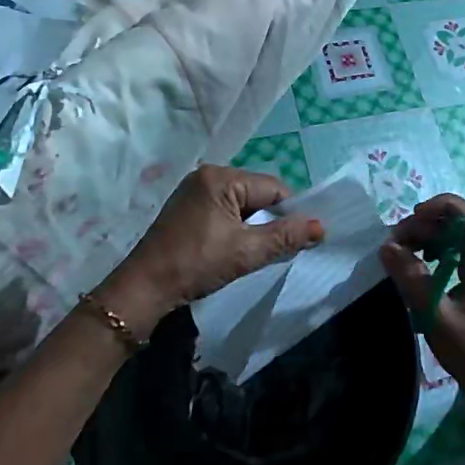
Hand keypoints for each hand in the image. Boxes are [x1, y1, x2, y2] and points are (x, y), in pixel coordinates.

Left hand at [98, 166, 322, 336]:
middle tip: (268, 248)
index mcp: (221, 177)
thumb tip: (322, 227)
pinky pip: (224, 207)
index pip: (272, 188)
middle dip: (268, 219)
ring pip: (242, 202)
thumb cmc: (194, 265)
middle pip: (257, 193)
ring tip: (248, 250)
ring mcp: (194, 189)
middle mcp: (207, 174)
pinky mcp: (186, 205)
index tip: (293, 239)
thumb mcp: (245, 253)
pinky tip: (229, 246)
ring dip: (251, 224)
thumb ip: (285, 237)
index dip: (288, 213)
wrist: (142, 289)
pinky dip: (234, 225)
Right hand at [379, 194, 464, 395]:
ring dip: (434, 241)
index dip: (442, 208)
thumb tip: (388, 247)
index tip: (412, 218)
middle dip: (430, 226)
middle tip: (398, 242)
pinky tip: (424, 271)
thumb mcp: (438, 319)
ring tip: (406, 254)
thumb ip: (413, 280)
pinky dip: (443, 257)